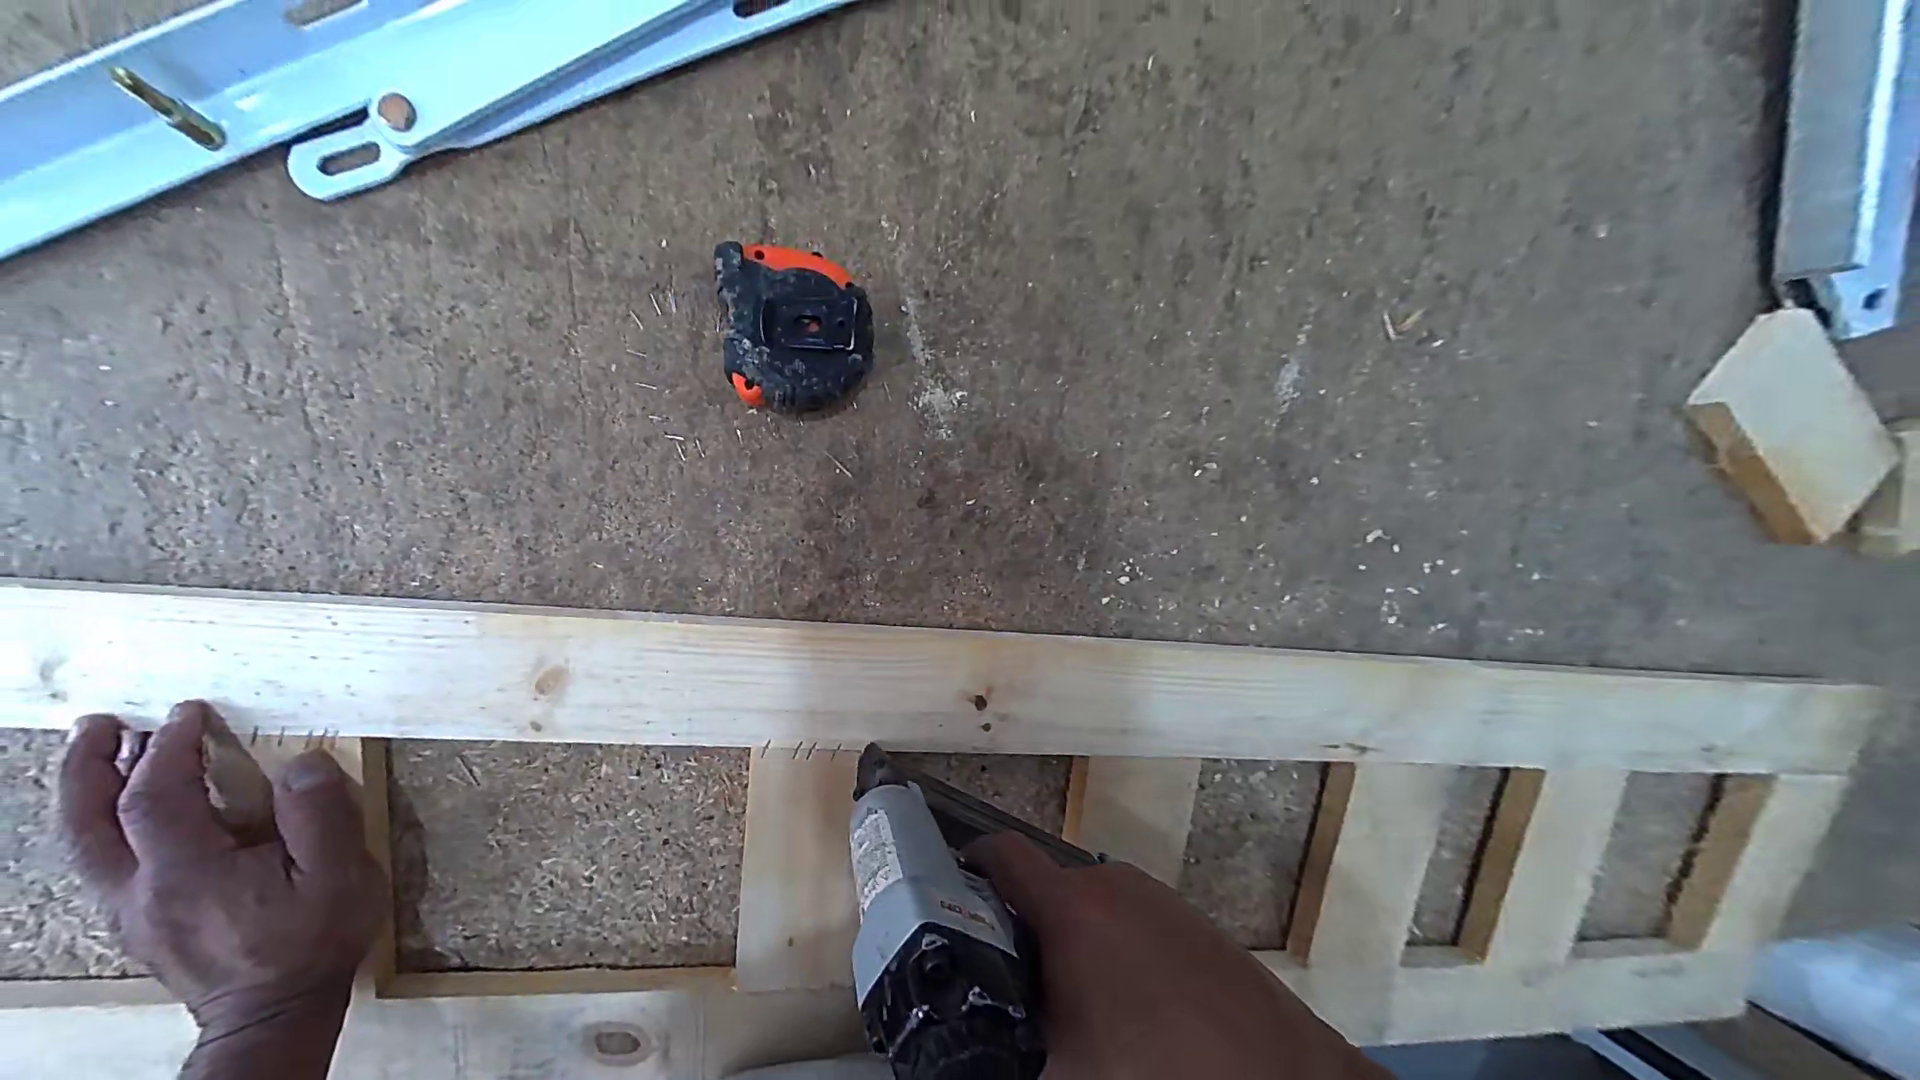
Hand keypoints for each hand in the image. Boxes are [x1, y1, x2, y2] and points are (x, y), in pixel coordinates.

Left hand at [60, 701, 385, 1079]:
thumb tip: (302, 762)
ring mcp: (134, 910)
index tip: (188, 711)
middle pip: (90, 823)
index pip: (157, 797)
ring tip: (100, 756)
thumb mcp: (339, 870)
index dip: (167, 750)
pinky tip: (128, 814)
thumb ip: (320, 814)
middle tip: (100, 724)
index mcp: (188, 870)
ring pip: (87, 846)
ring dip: (87, 795)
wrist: (275, 1010)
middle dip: (89, 768)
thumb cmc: (315, 934)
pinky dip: (104, 825)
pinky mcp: (144, 922)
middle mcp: (141, 889)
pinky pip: (105, 863)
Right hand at [967, 833, 1387, 1079]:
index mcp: (1070, 909)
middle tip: (1008, 980)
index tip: (946, 889)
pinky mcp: (1188, 917)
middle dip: (1019, 927)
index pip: (1001, 853)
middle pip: (1042, 887)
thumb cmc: (1161, 1070)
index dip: (968, 861)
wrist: (1283, 1079)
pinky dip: (1110, 946)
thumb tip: (973, 1054)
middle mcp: (1109, 883)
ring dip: (1068, 940)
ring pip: (1086, 905)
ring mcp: (1154, 896)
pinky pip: (1127, 918)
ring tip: (1071, 1003)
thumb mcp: (1068, 1072)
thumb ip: (1013, 1054)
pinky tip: (1128, 1006)